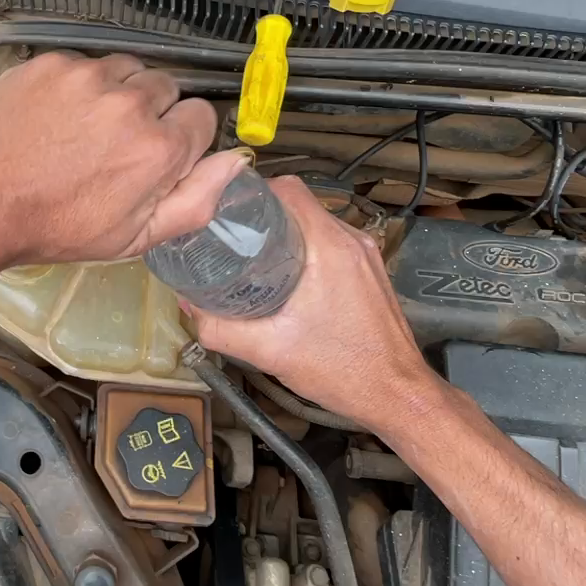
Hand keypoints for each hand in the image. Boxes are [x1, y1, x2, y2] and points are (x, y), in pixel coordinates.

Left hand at [0, 52, 249, 266]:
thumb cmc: (55, 227)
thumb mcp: (134, 237)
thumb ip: (195, 200)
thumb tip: (236, 164)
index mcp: (159, 148)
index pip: (202, 117)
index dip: (180, 139)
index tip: (153, 156)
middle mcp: (130, 102)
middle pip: (166, 88)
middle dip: (151, 113)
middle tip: (115, 144)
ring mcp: (88, 77)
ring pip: (127, 70)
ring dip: (117, 93)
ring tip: (85, 128)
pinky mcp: (52, 64)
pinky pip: (84, 64)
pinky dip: (77, 85)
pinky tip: (56, 116)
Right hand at [191, 176, 448, 436]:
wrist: (397, 396)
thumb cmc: (345, 371)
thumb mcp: (268, 351)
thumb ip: (220, 329)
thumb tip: (189, 307)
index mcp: (330, 247)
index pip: (289, 189)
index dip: (254, 191)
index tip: (228, 207)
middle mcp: (352, 242)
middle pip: (300, 202)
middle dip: (262, 212)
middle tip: (231, 234)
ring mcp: (366, 255)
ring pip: (316, 221)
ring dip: (285, 230)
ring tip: (253, 253)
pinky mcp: (370, 271)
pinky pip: (332, 241)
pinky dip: (306, 246)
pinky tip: (286, 274)